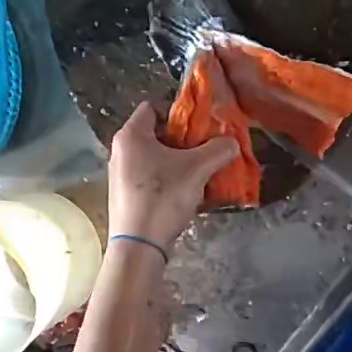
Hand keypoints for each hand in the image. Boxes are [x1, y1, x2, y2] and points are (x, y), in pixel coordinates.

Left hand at [108, 103, 239, 251]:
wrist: (139, 245)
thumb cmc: (163, 198)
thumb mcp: (197, 169)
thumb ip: (218, 150)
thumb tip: (232, 142)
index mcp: (130, 135)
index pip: (153, 107)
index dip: (178, 112)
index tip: (199, 126)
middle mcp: (120, 150)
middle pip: (155, 133)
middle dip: (183, 140)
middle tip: (205, 149)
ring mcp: (119, 174)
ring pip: (154, 157)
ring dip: (178, 162)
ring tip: (200, 172)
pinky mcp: (124, 195)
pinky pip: (149, 177)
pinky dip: (168, 179)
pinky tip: (185, 193)